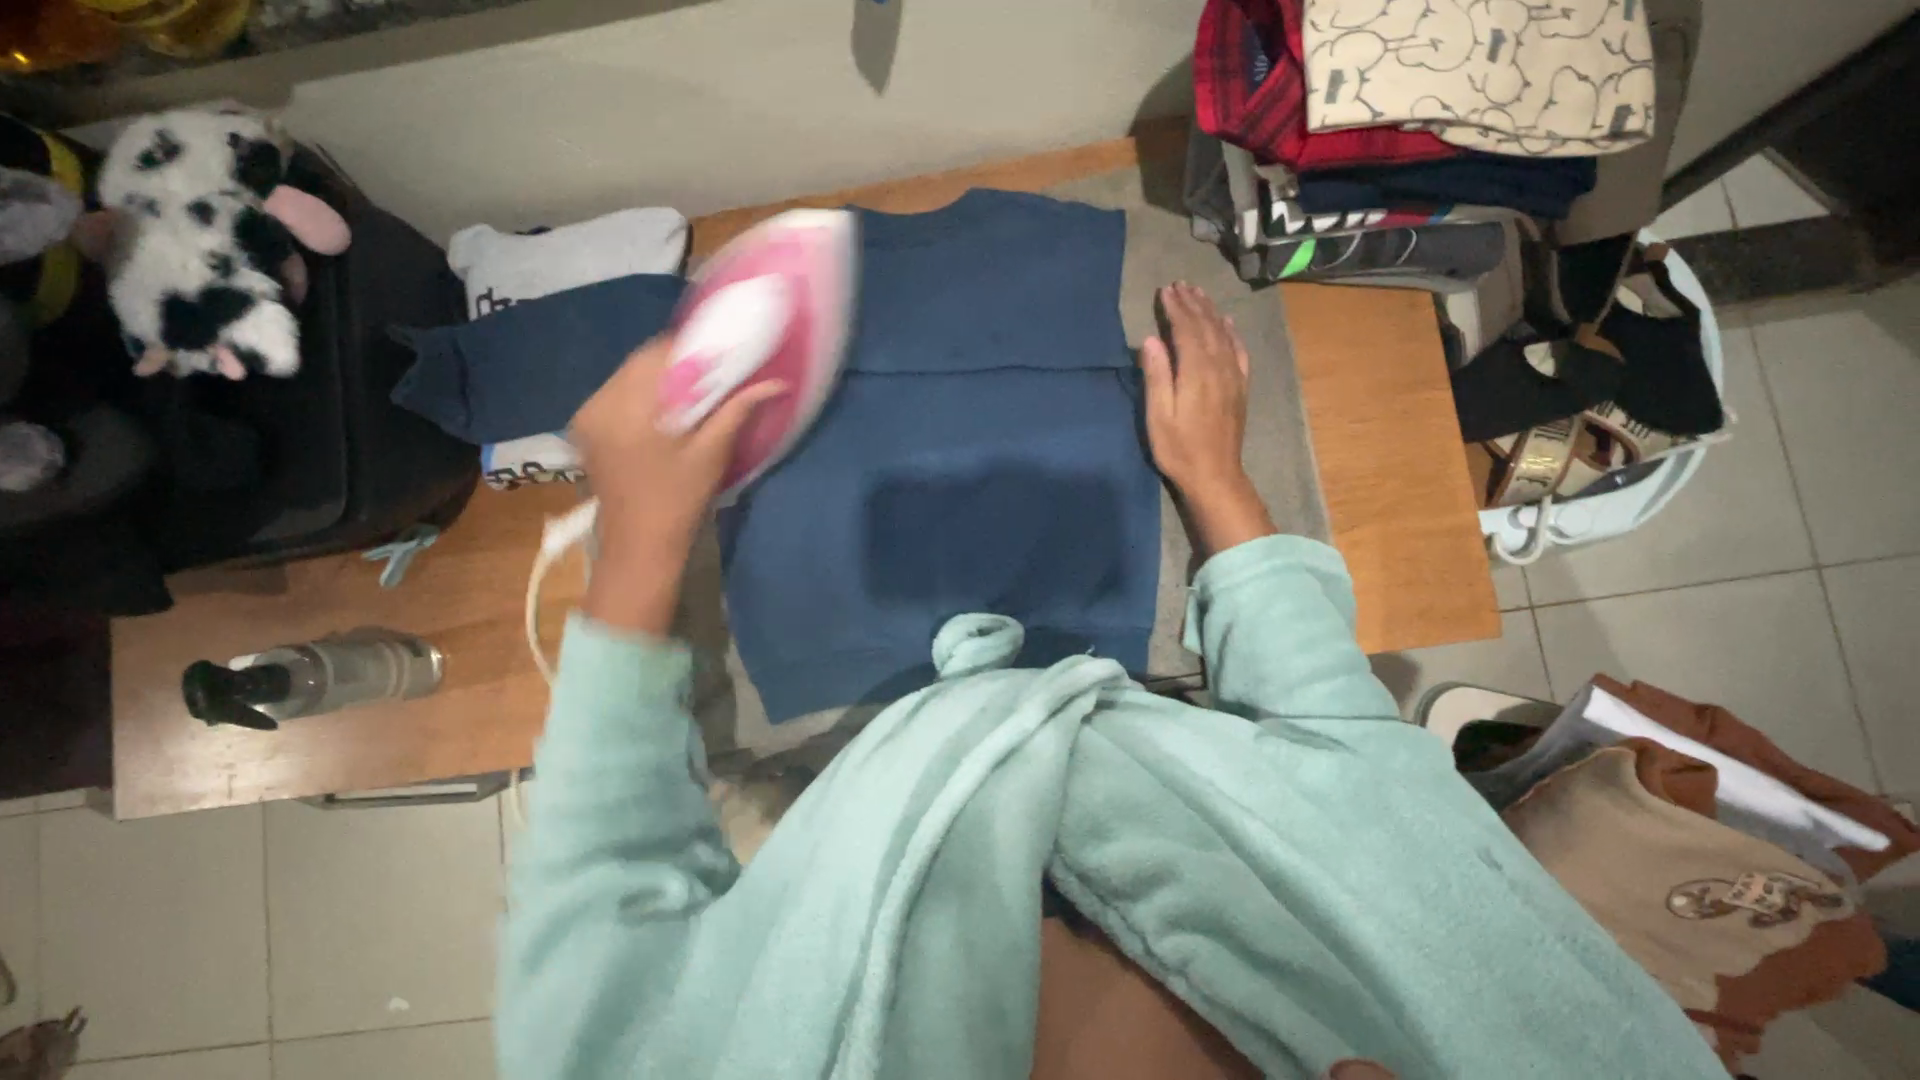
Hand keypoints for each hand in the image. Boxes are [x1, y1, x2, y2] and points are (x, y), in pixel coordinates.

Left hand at [570, 335, 784, 633]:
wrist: (639, 544)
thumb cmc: (679, 501)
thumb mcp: (711, 454)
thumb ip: (737, 411)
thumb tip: (776, 382)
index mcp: (629, 410)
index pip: (660, 355)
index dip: (694, 348)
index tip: (722, 354)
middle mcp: (600, 404)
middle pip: (642, 362)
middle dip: (679, 361)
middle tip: (712, 371)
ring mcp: (588, 414)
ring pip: (629, 374)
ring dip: (661, 375)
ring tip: (692, 388)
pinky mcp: (586, 425)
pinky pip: (618, 392)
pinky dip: (644, 392)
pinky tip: (666, 408)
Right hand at [1139, 283, 1275, 555]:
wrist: (1215, 474)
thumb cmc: (1179, 448)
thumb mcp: (1158, 416)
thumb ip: (1156, 375)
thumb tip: (1150, 340)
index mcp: (1196, 372)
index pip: (1186, 330)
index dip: (1176, 308)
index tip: (1165, 290)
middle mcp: (1218, 367)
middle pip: (1206, 326)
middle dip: (1192, 304)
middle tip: (1180, 285)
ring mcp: (1233, 377)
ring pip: (1223, 334)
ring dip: (1210, 312)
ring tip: (1198, 294)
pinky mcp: (1240, 388)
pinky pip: (1238, 351)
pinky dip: (1231, 333)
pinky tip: (1227, 323)